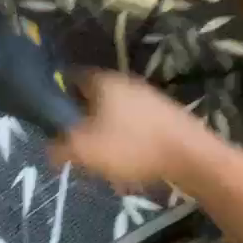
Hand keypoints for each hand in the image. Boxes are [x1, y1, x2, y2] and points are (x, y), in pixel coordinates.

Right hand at [52, 71, 217, 188]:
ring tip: (103, 160)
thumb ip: (60, 148)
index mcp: (102, 81)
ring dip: (106, 133)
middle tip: (77, 144)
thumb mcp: (85, 150)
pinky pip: (135, 125)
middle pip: (92, 98)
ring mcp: (148, 96)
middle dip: (83, 121)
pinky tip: (130, 163)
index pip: (69, 79)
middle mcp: (124, 81)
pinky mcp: (165, 115)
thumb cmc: (133, 147)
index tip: (53, 120)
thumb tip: (48, 149)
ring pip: (115, 113)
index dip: (57, 97)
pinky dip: (128, 140)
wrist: (193, 158)